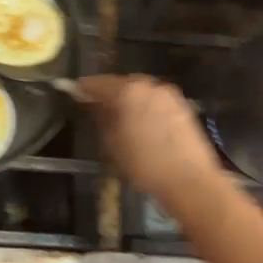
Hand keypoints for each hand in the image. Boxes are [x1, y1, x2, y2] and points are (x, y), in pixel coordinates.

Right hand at [77, 75, 224, 203]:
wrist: (190, 180)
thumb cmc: (144, 164)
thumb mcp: (112, 144)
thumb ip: (101, 118)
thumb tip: (93, 105)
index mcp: (128, 91)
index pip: (98, 83)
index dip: (83, 88)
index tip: (73, 92)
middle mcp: (149, 85)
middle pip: (122, 84)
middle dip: (108, 93)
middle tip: (95, 107)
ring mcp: (169, 95)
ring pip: (141, 92)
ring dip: (128, 100)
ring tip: (118, 117)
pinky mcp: (183, 106)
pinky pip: (155, 101)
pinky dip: (144, 107)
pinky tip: (140, 124)